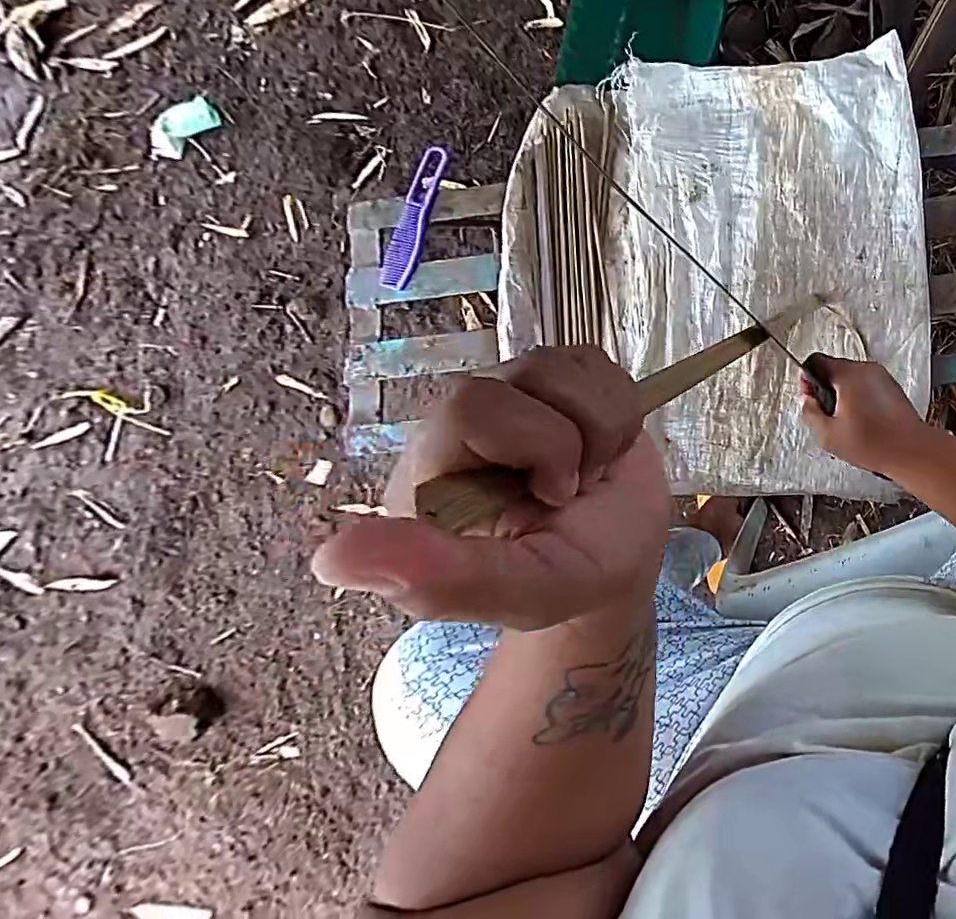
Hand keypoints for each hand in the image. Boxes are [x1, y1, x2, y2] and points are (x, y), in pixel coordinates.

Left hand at [312, 346, 670, 629]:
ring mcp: (518, 399)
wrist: (622, 563)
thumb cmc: (571, 580)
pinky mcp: (564, 388)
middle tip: (577, 486)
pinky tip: (606, 449)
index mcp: (437, 470)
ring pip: (568, 363)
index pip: (476, 408)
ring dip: (606, 425)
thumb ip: (443, 578)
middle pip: (530, 373)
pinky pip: (596, 363)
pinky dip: (622, 410)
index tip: (557, 498)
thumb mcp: (518, 591)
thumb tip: (334, 558)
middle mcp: (469, 424)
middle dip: (579, 436)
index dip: (539, 444)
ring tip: (593, 469)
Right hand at [799, 355, 949, 477]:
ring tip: (846, 423)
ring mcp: (882, 378)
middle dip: (827, 390)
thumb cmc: (875, 443)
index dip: (807, 380)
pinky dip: (861, 400)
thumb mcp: (828, 434)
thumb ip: (810, 412)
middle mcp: (866, 370)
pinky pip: (868, 387)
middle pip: (835, 370)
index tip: (809, 396)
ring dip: (844, 396)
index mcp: (848, 375)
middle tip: (827, 415)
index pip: (817, 362)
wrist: (911, 451)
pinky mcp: (893, 389)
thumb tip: (807, 402)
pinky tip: (863, 423)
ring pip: (852, 380)